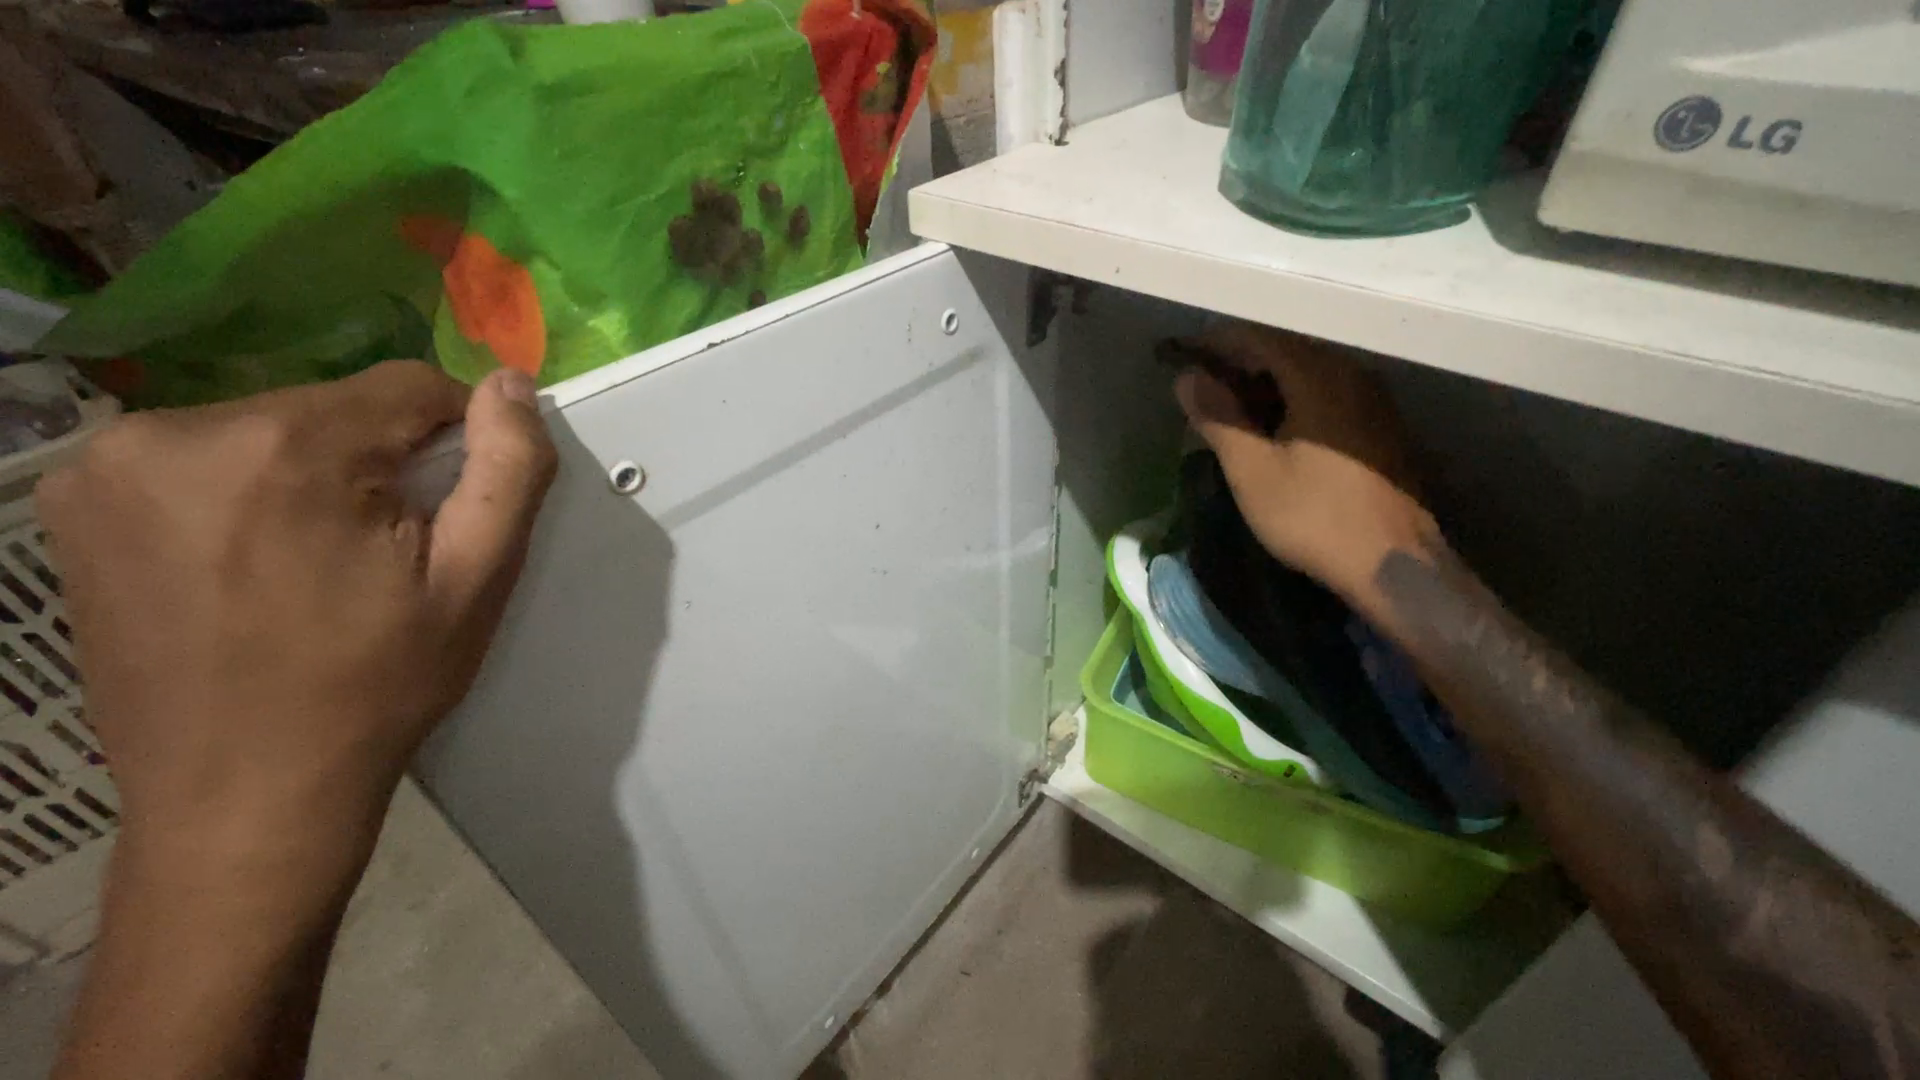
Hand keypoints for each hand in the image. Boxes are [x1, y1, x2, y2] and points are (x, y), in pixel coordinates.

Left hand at [35, 362, 557, 891]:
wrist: (244, 795)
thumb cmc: (375, 686)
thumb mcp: (476, 580)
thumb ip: (509, 469)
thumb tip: (510, 383)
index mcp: (282, 449)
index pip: (407, 386)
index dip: (454, 438)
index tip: (451, 506)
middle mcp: (172, 433)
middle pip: (334, 408)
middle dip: (377, 461)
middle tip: (388, 549)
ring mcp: (105, 467)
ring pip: (269, 430)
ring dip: (313, 474)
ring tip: (320, 562)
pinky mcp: (74, 502)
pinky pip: (202, 460)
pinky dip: (247, 492)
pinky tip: (255, 562)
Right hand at [1175, 322, 1437, 611]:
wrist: (1392, 564)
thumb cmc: (1314, 516)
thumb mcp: (1252, 471)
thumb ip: (1218, 417)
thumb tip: (1188, 377)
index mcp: (1319, 376)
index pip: (1258, 338)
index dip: (1215, 343)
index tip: (1181, 356)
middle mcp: (1351, 375)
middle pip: (1285, 351)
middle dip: (1239, 364)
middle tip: (1200, 387)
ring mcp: (1372, 401)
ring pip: (1307, 375)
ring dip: (1265, 386)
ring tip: (1228, 411)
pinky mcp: (1380, 429)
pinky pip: (1327, 396)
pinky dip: (1292, 402)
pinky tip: (1272, 431)